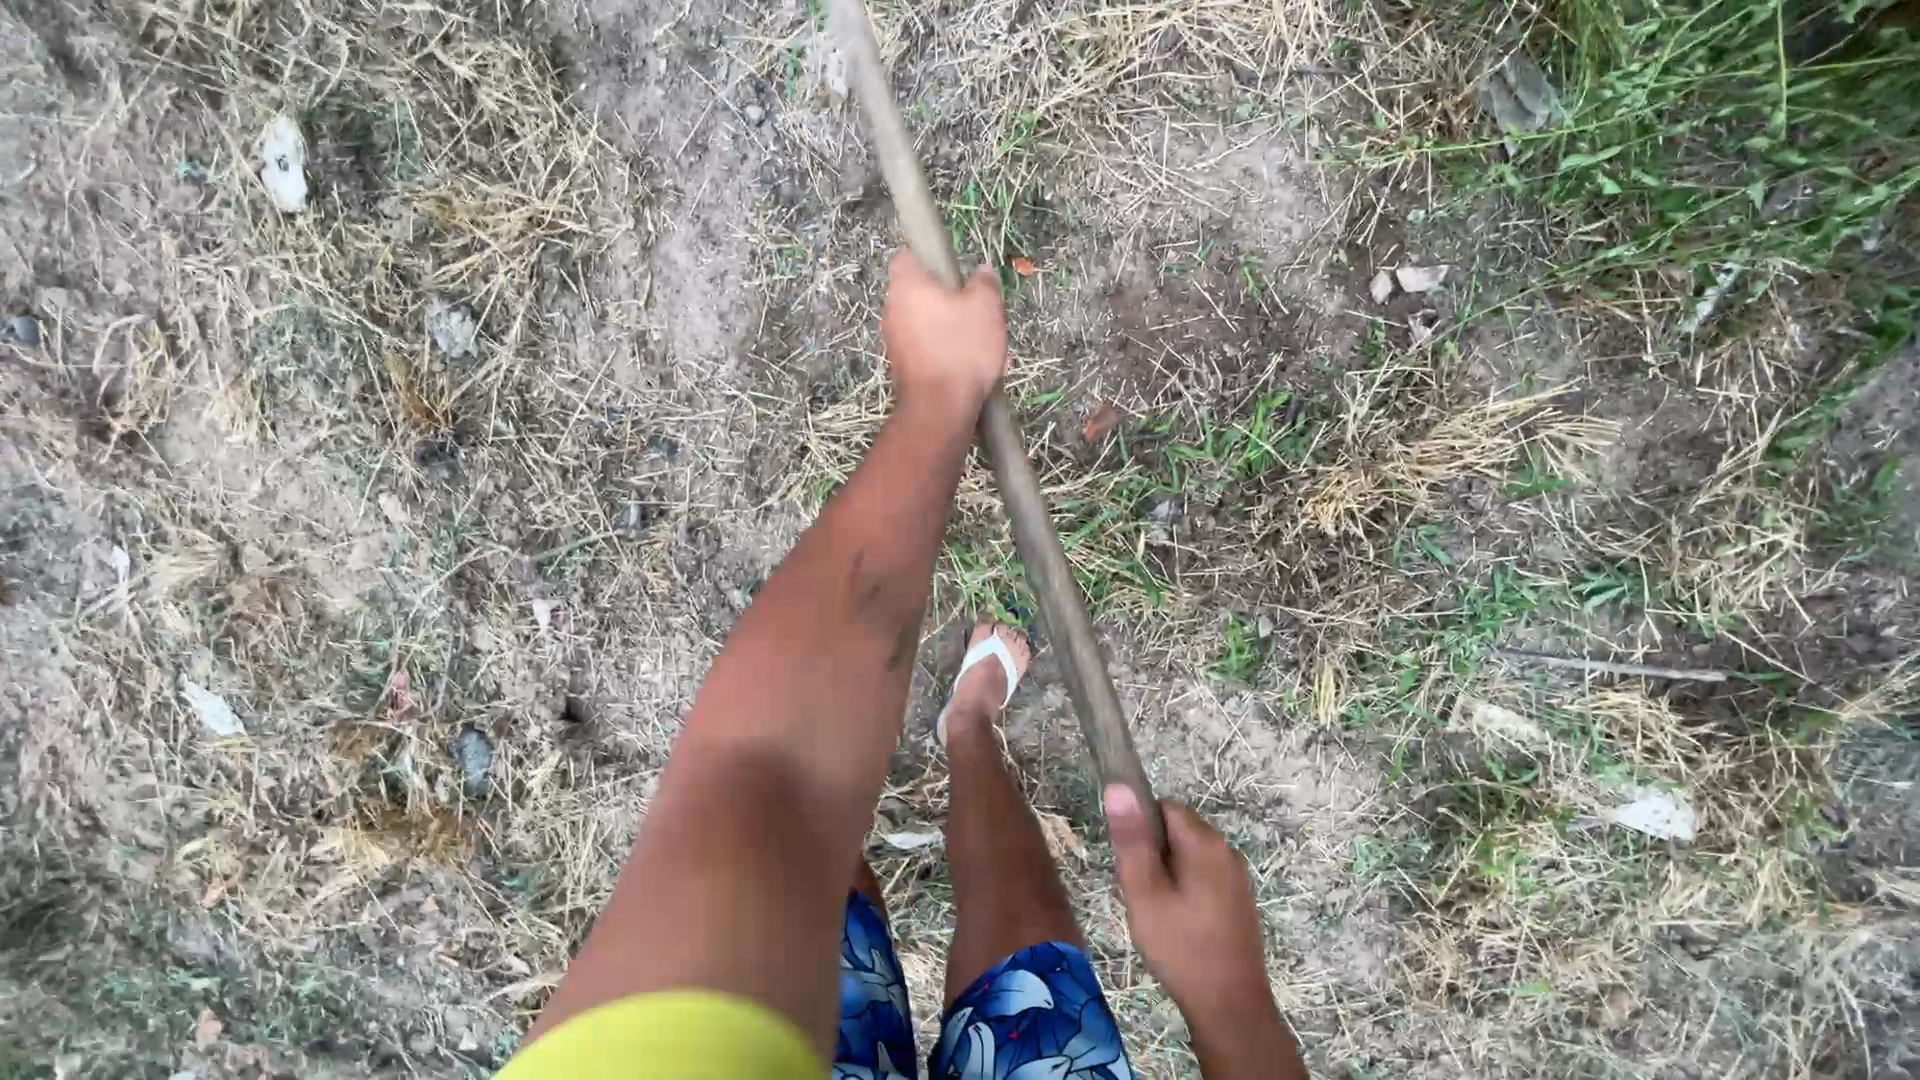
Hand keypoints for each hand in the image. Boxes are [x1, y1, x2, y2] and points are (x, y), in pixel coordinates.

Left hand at [880, 250, 1006, 416]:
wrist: (940, 408)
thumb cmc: (961, 349)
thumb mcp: (986, 307)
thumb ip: (985, 283)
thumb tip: (982, 271)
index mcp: (906, 285)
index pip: (907, 256)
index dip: (930, 258)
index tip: (954, 271)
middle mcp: (892, 310)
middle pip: (919, 293)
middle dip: (947, 299)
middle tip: (975, 309)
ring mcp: (894, 341)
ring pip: (925, 324)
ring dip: (949, 329)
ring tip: (978, 344)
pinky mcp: (902, 368)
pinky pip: (926, 349)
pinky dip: (944, 352)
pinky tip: (968, 366)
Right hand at [1106, 786, 1302, 1078]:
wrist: (1230, 1007)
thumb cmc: (1180, 947)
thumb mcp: (1144, 892)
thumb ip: (1131, 839)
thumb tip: (1119, 786)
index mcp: (1205, 842)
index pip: (1163, 807)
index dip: (1141, 830)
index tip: (1132, 867)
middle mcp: (1227, 850)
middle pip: (1177, 830)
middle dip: (1153, 852)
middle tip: (1142, 894)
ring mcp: (1237, 876)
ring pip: (1189, 855)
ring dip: (1168, 873)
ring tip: (1157, 912)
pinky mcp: (1240, 900)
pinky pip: (1203, 876)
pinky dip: (1186, 889)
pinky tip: (1178, 925)